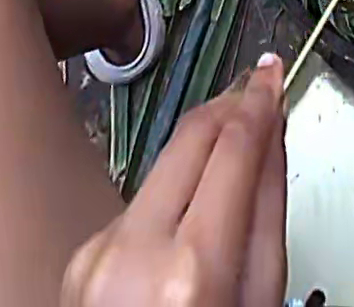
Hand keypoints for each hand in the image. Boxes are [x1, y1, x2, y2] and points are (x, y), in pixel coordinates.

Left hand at [62, 53, 287, 305]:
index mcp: (191, 271)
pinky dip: (177, 180)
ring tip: (238, 133)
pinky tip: (196, 193)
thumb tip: (271, 131)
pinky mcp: (81, 253)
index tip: (272, 69)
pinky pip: (143, 195)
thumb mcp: (259, 301)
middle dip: (230, 100)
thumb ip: (267, 209)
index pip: (233, 146)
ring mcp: (97, 250)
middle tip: (259, 85)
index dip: (258, 98)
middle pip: (191, 133)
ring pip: (165, 159)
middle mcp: (133, 249)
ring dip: (205, 138)